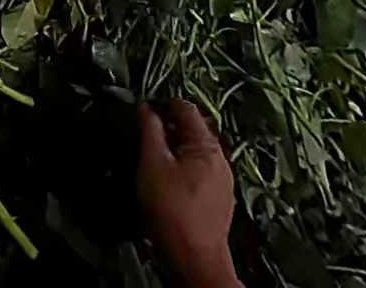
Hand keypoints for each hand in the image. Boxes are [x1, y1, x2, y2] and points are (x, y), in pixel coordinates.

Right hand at [137, 98, 240, 287]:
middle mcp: (220, 160)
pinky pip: (199, 169)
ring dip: (173, 147)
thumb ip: (150, 129)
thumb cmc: (173, 211)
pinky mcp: (218, 198)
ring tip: (152, 156)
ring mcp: (222, 181)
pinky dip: (182, 165)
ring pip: (194, 150)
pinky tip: (166, 178)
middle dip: (168, 127)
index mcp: (208, 147)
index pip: (185, 108)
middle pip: (192, 128)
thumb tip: (146, 108)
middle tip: (144, 134)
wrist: (194, 260)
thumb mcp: (152, 162)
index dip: (162, 104)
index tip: (143, 109)